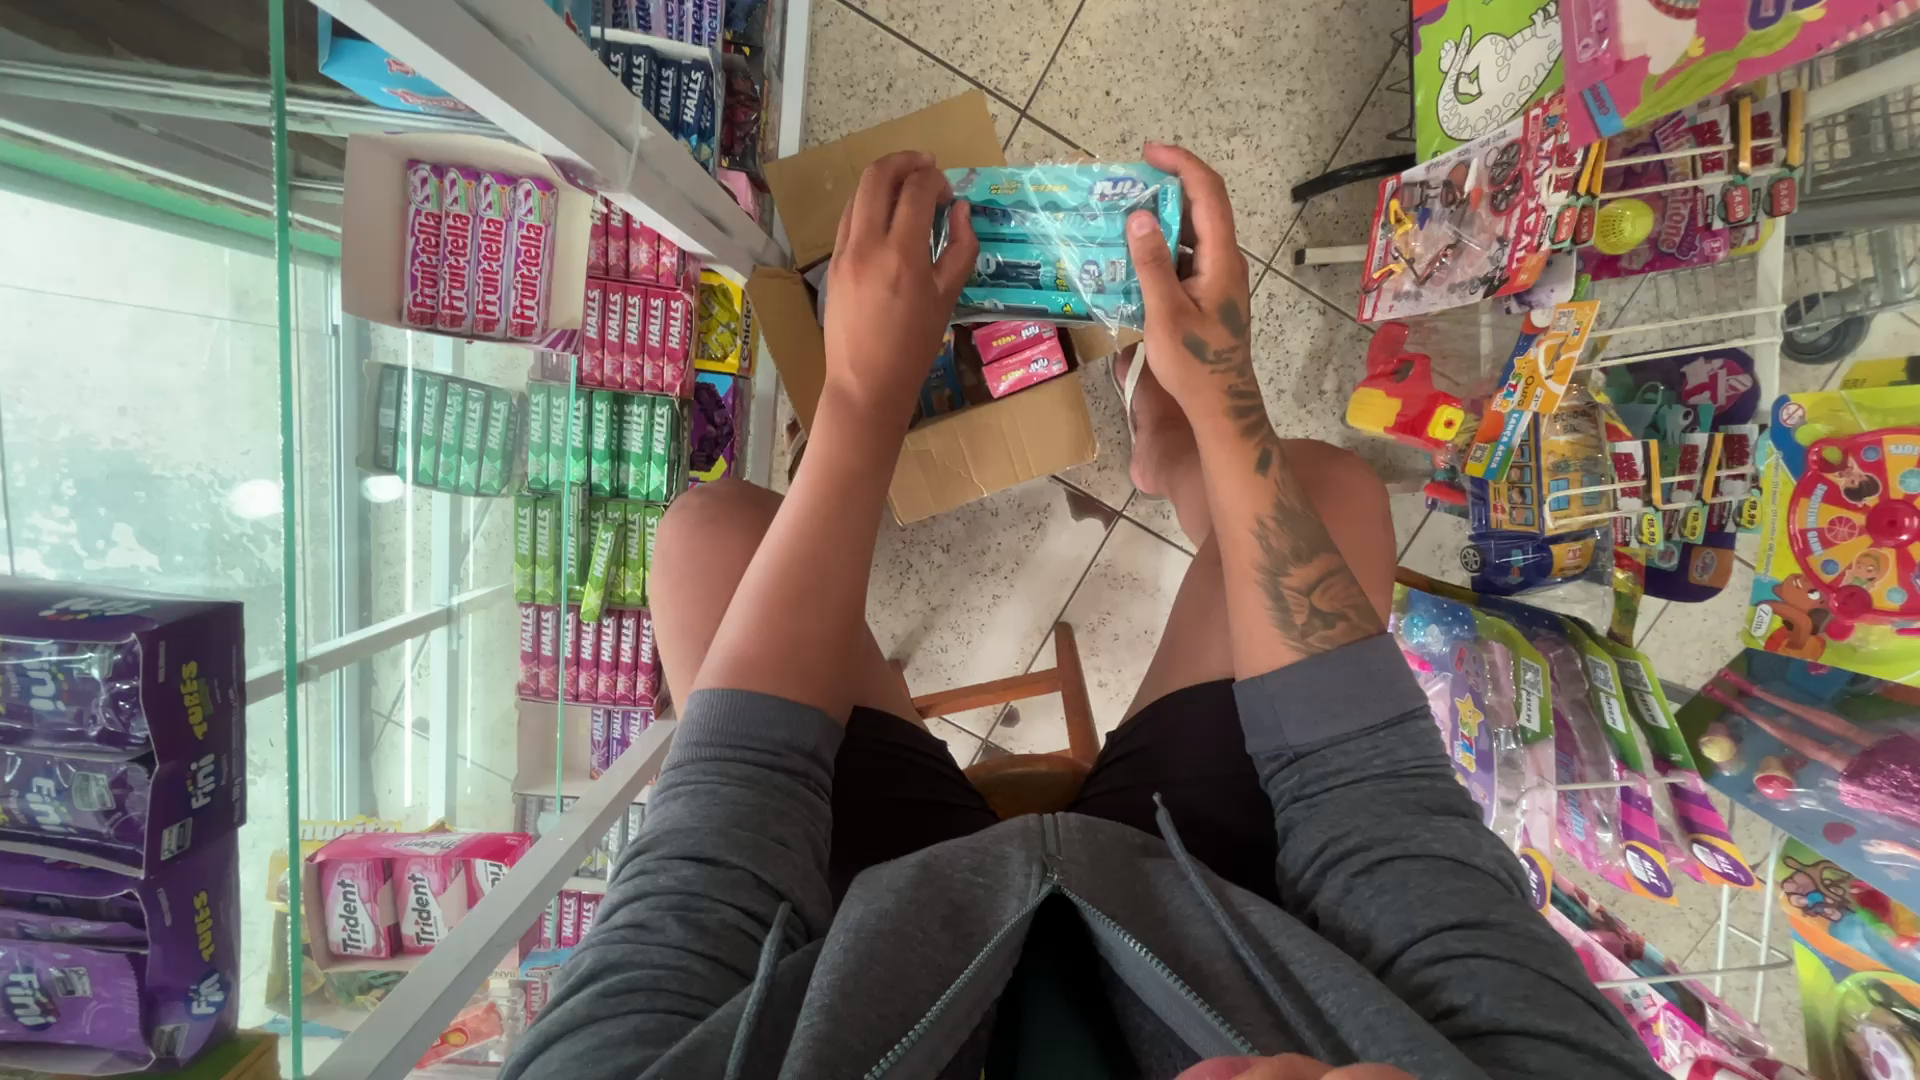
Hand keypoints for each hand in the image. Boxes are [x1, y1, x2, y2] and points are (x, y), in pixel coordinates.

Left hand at [822, 151, 977, 426]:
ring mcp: (844, 252)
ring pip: (859, 193)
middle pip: (879, 175)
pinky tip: (886, 218)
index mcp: (902, 255)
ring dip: (885, 180)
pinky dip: (868, 205)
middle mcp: (868, 245)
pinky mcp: (833, 263)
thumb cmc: (914, 349)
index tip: (949, 192)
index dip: (936, 179)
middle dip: (906, 161)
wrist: (867, 383)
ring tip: (907, 190)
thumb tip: (961, 210)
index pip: (917, 190)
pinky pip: (849, 219)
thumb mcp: (947, 300)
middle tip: (927, 166)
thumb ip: (960, 249)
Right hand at [1126, 143, 1270, 450]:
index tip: (1149, 153)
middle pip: (1201, 208)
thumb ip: (1152, 263)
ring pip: (1191, 234)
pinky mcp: (1207, 294)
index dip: (1181, 164)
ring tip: (1124, 219)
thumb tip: (1138, 216)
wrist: (1220, 403)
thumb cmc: (1194, 364)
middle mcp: (1225, 260)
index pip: (1207, 193)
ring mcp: (1218, 277)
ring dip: (1161, 221)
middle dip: (1166, 188)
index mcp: (1221, 258)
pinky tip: (1134, 259)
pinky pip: (1185, 258)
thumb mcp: (1167, 313)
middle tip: (1128, 186)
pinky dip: (1162, 250)